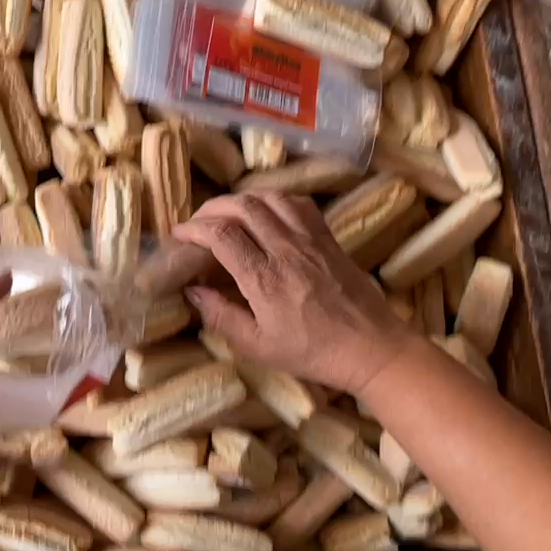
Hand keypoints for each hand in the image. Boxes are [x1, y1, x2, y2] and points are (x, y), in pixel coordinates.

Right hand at [173, 193, 411, 394]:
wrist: (372, 348)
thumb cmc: (312, 353)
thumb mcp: (258, 347)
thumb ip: (222, 317)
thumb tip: (192, 292)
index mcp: (265, 279)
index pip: (222, 235)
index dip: (194, 228)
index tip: (179, 234)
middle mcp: (286, 250)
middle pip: (243, 207)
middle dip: (212, 208)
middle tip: (197, 222)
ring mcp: (310, 239)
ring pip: (270, 198)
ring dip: (241, 199)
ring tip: (226, 212)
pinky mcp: (328, 237)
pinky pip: (298, 203)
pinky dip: (274, 199)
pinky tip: (265, 211)